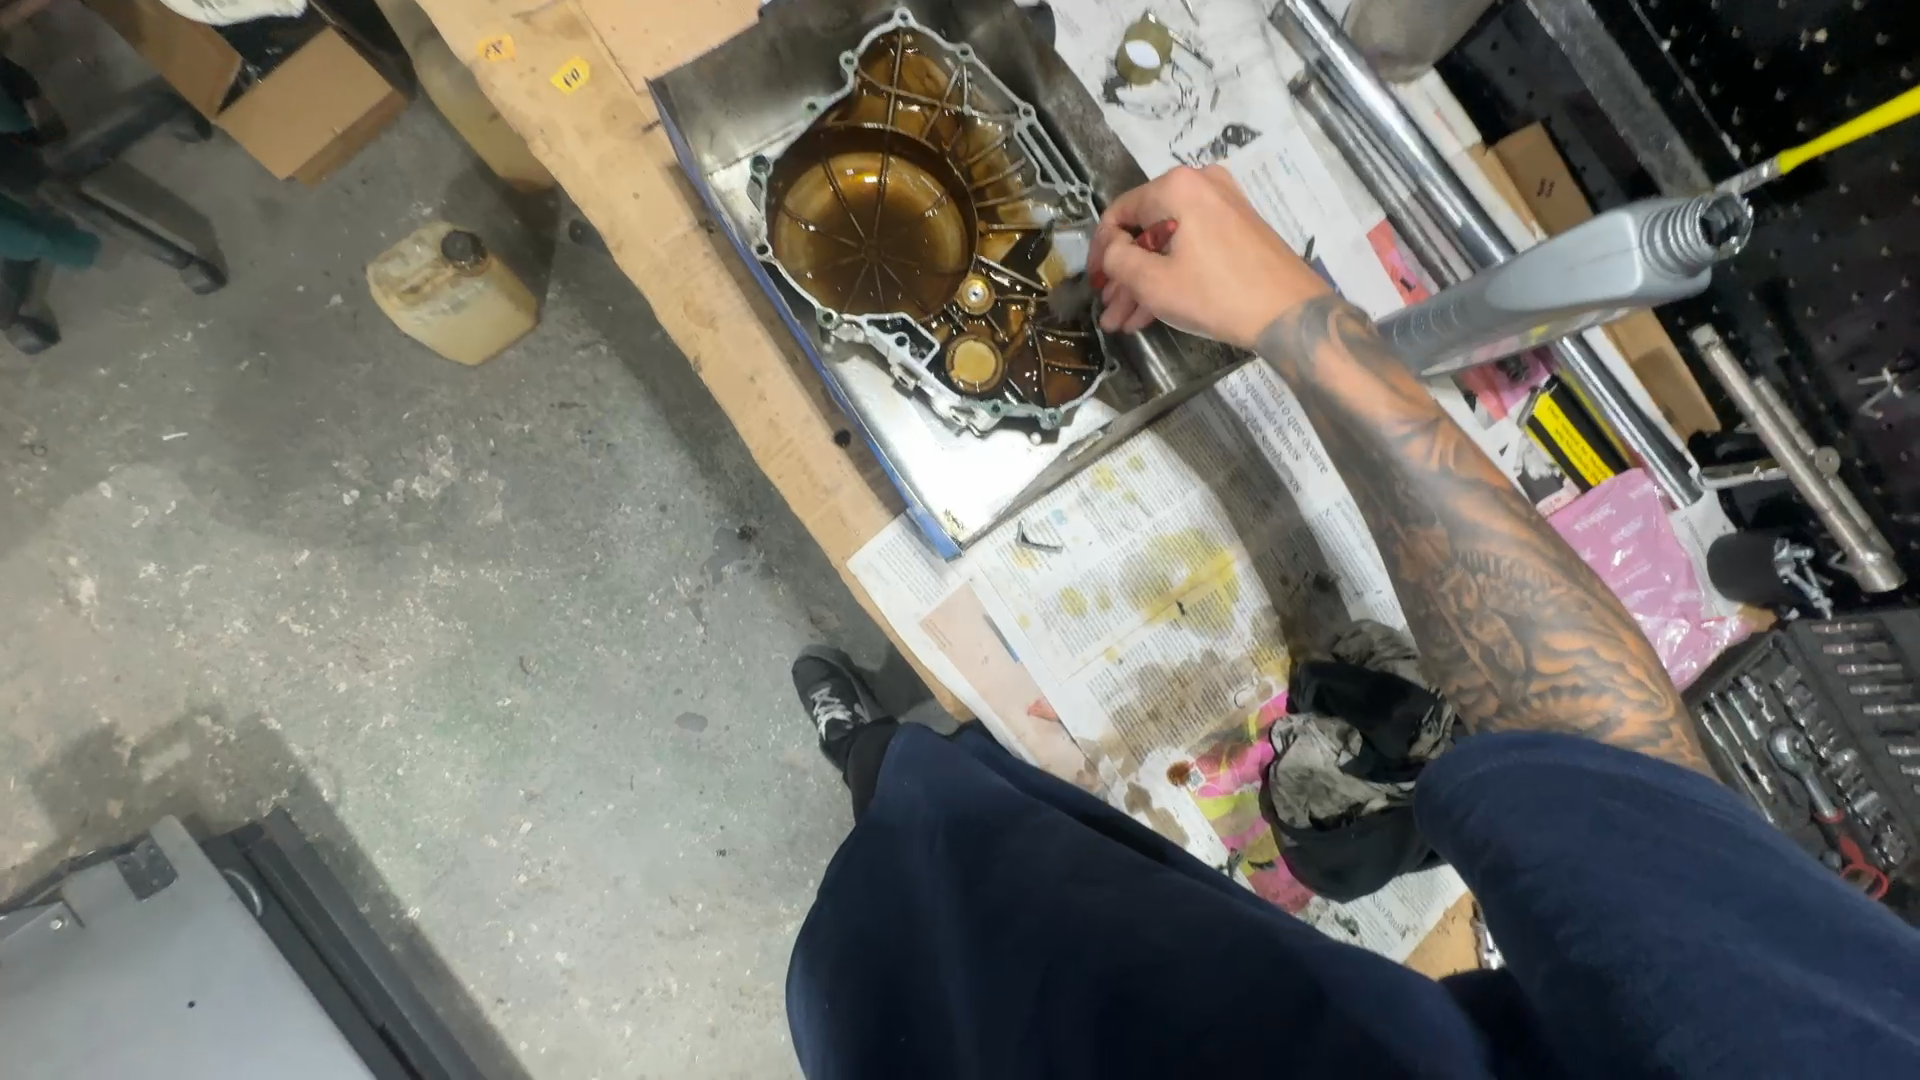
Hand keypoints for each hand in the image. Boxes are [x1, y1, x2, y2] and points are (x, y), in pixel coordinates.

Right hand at [1092, 165, 1330, 349]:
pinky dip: (1169, 276)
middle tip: (1108, 310)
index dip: (1098, 251)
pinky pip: (1189, 248)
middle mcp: (1199, 185)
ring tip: (1123, 322)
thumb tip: (1109, 250)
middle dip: (1123, 276)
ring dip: (1143, 283)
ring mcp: (1222, 206)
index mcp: (1175, 188)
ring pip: (1167, 245)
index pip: (1119, 213)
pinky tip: (1150, 313)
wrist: (1287, 311)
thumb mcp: (1152, 282)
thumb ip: (1117, 261)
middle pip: (1145, 232)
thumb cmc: (1214, 294)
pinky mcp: (1236, 229)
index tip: (1093, 283)